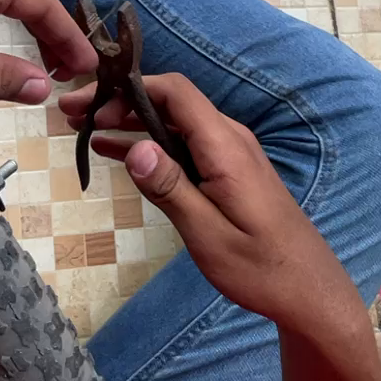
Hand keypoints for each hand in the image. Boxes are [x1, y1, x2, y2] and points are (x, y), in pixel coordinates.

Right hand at [61, 73, 363, 337]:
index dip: (127, 88)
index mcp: (225, 146)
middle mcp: (228, 138)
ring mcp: (228, 152)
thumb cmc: (260, 268)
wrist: (308, 291)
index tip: (88, 101)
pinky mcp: (226, 169)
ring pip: (172, 122)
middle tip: (71, 115)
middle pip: (168, 102)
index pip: (174, 92)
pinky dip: (148, 143)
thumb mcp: (208, 235)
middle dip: (118, 102)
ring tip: (83, 128)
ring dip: (129, 122)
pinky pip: (182, 144)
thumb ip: (171, 188)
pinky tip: (114, 149)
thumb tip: (133, 148)